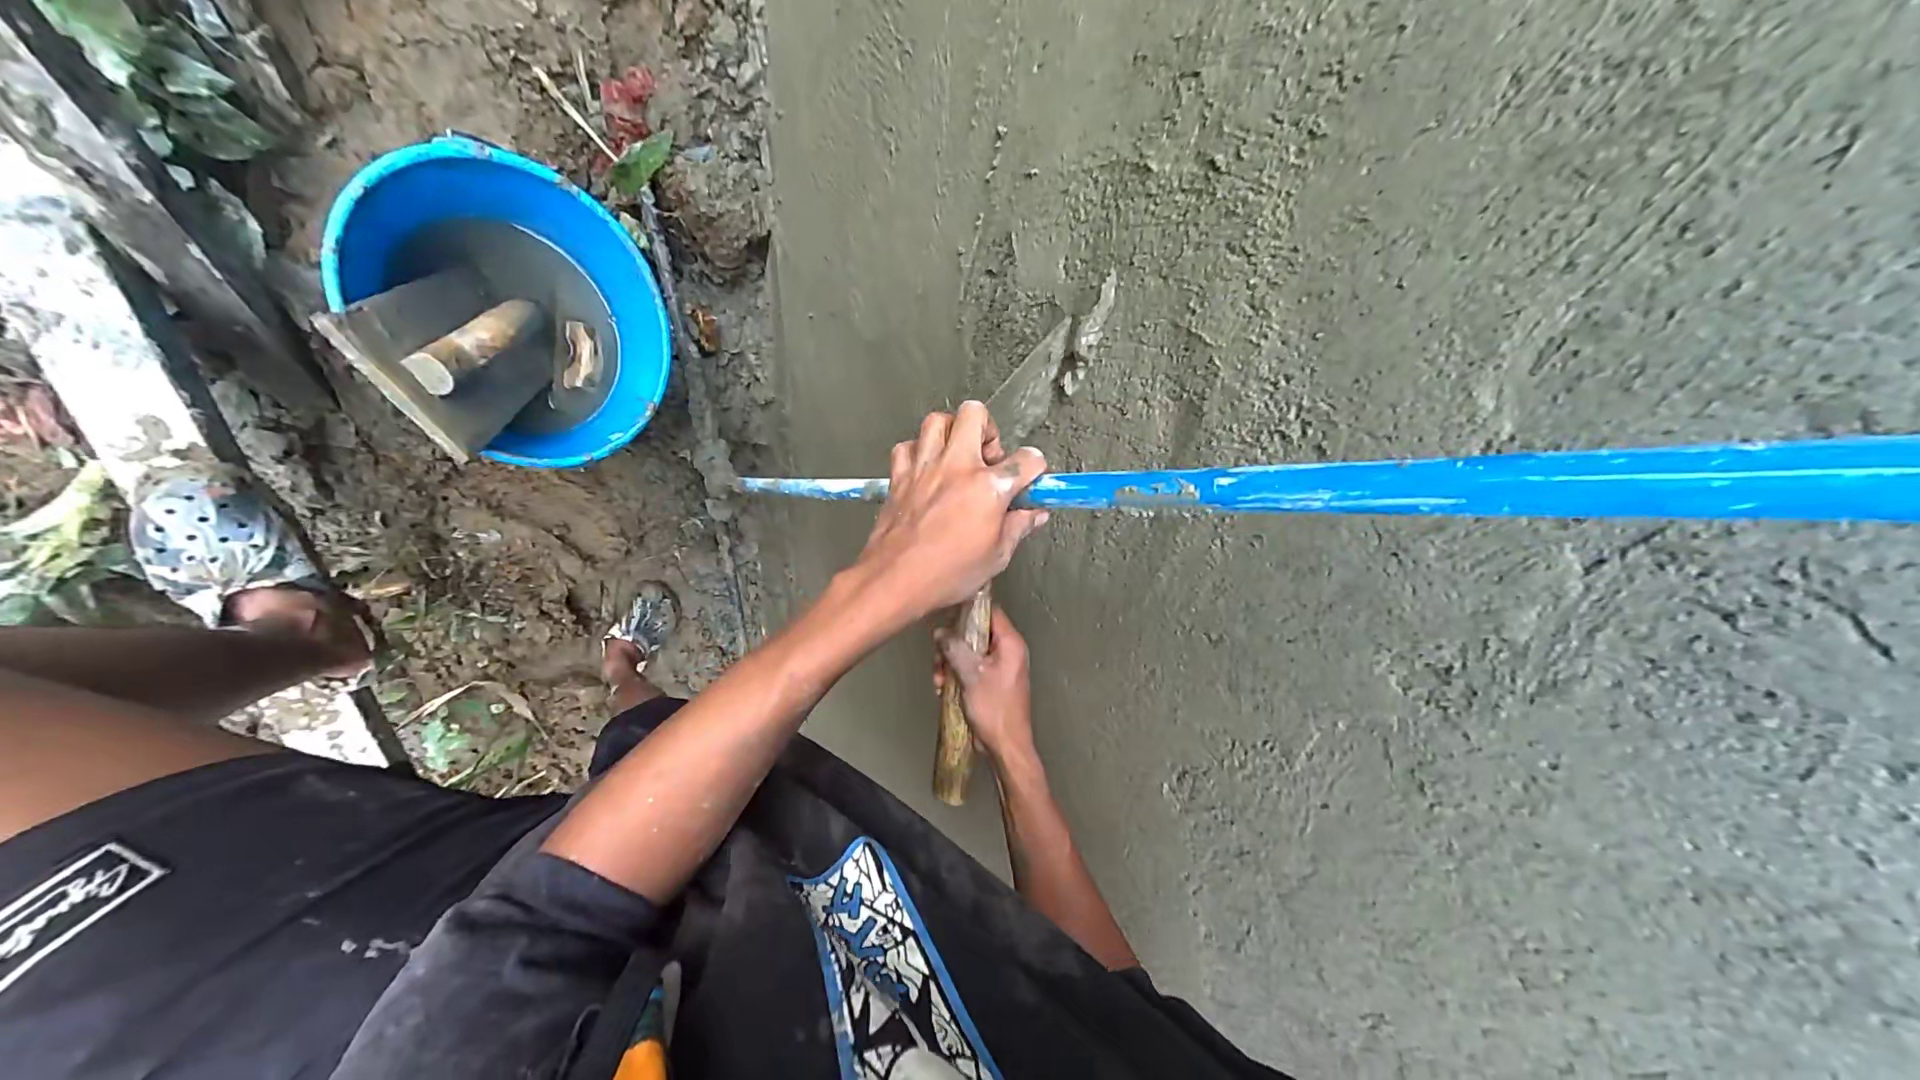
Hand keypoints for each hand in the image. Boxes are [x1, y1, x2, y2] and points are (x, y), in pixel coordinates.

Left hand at [851, 402, 1048, 621]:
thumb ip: (1018, 527)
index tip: (1030, 479)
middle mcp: (956, 466)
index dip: (1034, 468)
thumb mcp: (996, 556)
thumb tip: (1033, 515)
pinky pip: (907, 446)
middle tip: (990, 456)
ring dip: (951, 432)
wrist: (895, 579)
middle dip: (988, 429)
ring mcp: (924, 467)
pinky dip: (918, 451)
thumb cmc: (945, 573)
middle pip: (975, 414)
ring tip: (958, 456)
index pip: (1027, 459)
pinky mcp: (900, 476)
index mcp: (988, 487)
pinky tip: (926, 470)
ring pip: (937, 420)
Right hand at [934, 606, 1036, 766]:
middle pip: (974, 633)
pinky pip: (968, 668)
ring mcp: (998, 667)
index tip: (946, 618)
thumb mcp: (971, 674)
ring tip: (938, 679)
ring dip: (948, 663)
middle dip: (951, 645)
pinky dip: (954, 674)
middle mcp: (1006, 651)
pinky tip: (942, 687)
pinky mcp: (989, 681)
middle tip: (938, 660)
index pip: (990, 611)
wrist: (1005, 745)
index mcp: (1010, 643)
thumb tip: (940, 632)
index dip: (968, 611)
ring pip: (967, 652)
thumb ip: (954, 648)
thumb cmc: (994, 708)